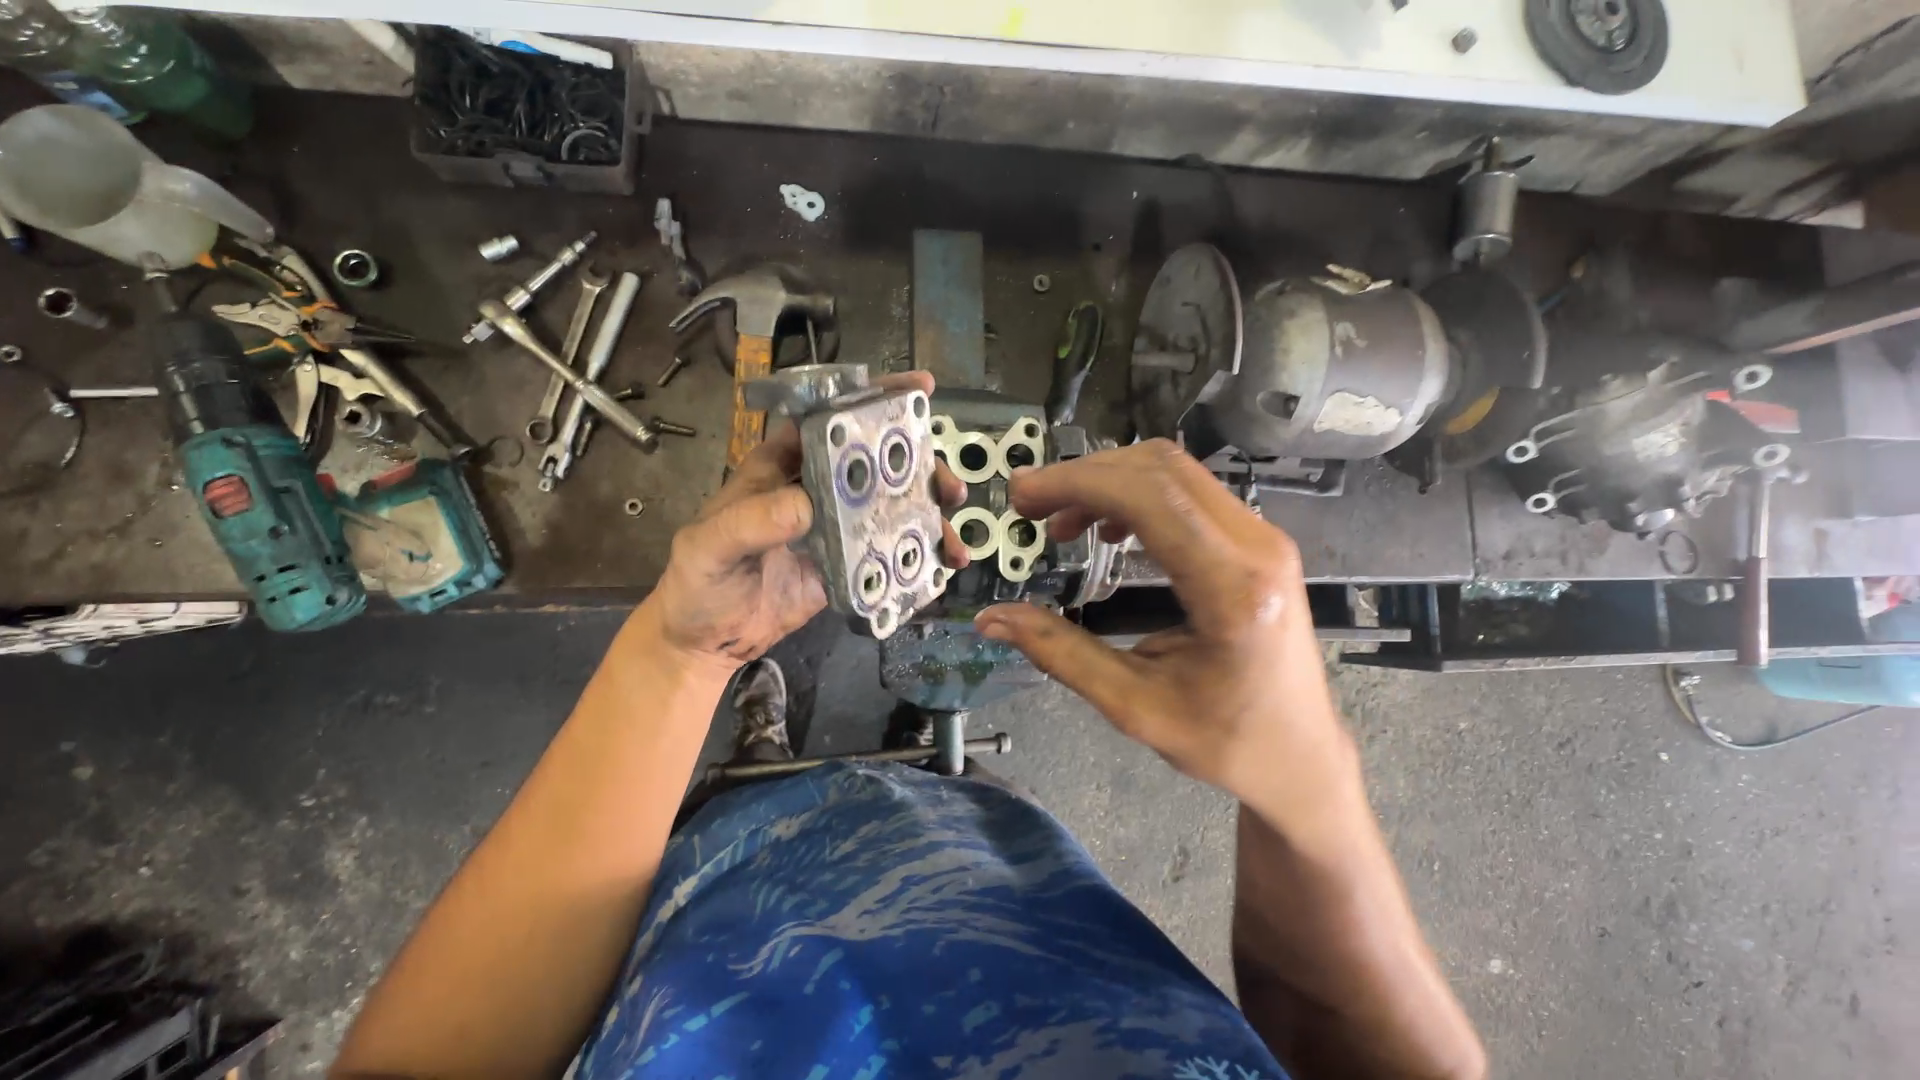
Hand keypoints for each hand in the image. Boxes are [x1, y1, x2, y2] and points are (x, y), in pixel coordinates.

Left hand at [641, 371, 968, 677]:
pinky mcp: (847, 568)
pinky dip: (916, 560)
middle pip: (877, 464)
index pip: (830, 419)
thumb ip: (751, 523)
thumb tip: (806, 505)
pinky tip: (939, 571)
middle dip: (920, 468)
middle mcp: (816, 490)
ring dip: (927, 518)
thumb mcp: (710, 545)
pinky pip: (888, 556)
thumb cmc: (698, 582)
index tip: (918, 390)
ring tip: (953, 542)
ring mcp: (836, 530)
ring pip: (891, 509)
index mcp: (782, 467)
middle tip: (950, 487)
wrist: (704, 640)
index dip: (873, 399)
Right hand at [973, 440, 1355, 825]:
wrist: (1301, 755)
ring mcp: (1264, 538)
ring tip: (1060, 523)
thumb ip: (1061, 654)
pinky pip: (1190, 493)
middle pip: (1161, 468)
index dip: (1077, 483)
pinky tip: (1106, 531)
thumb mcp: (1135, 707)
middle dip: (1084, 476)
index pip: (1151, 497)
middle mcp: (1257, 547)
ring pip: (1175, 472)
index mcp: (1232, 590)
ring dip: (1109, 483)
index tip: (1022, 498)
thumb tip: (992, 619)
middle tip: (1029, 506)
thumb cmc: (1228, 742)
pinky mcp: (1258, 542)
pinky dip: (1137, 496)